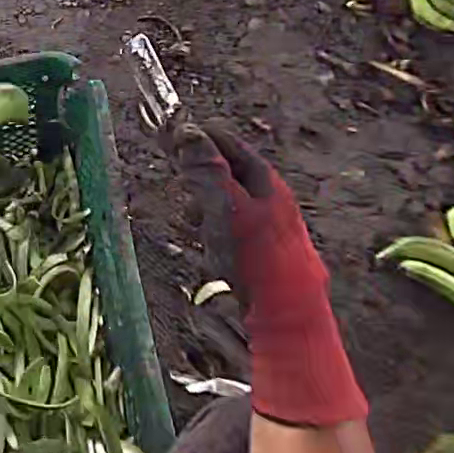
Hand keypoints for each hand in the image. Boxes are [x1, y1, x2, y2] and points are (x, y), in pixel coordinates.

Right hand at [167, 121, 366, 426]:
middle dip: (196, 175)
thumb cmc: (259, 260)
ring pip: (219, 195)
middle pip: (220, 166)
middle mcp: (265, 194)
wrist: (288, 321)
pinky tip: (206, 241)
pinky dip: (209, 225)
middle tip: (183, 188)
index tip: (165, 140)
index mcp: (263, 179)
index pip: (222, 139)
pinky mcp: (255, 244)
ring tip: (196, 223)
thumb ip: (207, 169)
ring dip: (200, 203)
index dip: (193, 137)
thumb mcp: (228, 208)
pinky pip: (223, 221)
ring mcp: (262, 219)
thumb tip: (187, 131)